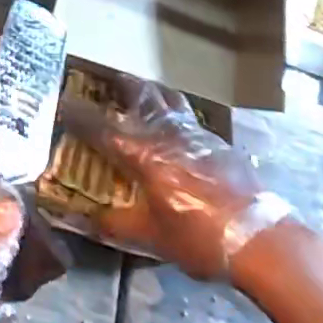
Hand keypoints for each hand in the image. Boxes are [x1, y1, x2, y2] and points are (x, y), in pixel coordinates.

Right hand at [61, 73, 292, 280]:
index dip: (75, 112)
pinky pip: (187, 115)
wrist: (263, 240)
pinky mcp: (217, 140)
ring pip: (167, 97)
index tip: (60, 101)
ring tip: (139, 95)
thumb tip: (86, 219)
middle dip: (119, 84)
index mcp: (142, 152)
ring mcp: (195, 131)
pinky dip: (172, 112)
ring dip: (149, 92)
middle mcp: (166, 131)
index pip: (99, 125)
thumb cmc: (200, 238)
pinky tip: (173, 129)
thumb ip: (115, 224)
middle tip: (105, 82)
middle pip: (139, 92)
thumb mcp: (152, 237)